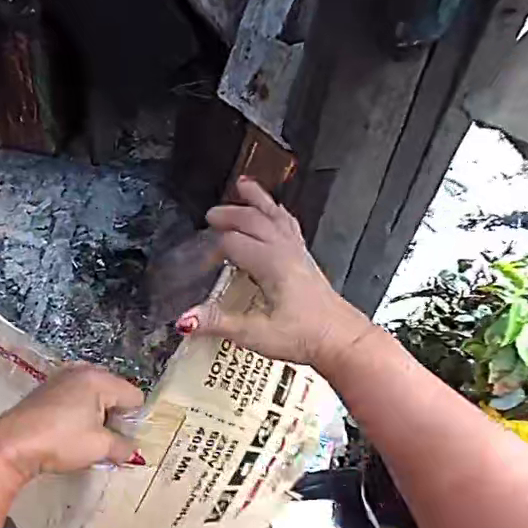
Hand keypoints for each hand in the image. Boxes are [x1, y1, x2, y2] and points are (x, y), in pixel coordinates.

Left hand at [0, 365, 144, 483]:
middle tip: (105, 441)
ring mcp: (60, 378)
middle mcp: (80, 371)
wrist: (11, 444)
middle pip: (114, 393)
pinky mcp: (45, 391)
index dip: (133, 420)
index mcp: (98, 379)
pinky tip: (67, 433)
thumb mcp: (99, 447)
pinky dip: (77, 414)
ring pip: (93, 396)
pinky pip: (74, 399)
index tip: (121, 440)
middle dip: (114, 417)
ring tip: (85, 440)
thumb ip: (123, 447)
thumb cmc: (60, 441)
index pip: (134, 396)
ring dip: (95, 417)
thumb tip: (132, 451)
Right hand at [177, 177, 374, 370]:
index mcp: (272, 264)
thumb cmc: (305, 337)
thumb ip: (217, 323)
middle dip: (229, 214)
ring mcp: (298, 254)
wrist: (343, 342)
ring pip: (275, 216)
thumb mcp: (254, 334)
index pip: (233, 243)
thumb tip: (184, 320)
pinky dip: (277, 213)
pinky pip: (289, 226)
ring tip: (244, 185)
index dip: (211, 250)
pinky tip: (275, 213)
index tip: (197, 262)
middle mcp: (286, 253)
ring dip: (257, 200)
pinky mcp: (305, 261)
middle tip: (210, 214)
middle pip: (253, 221)